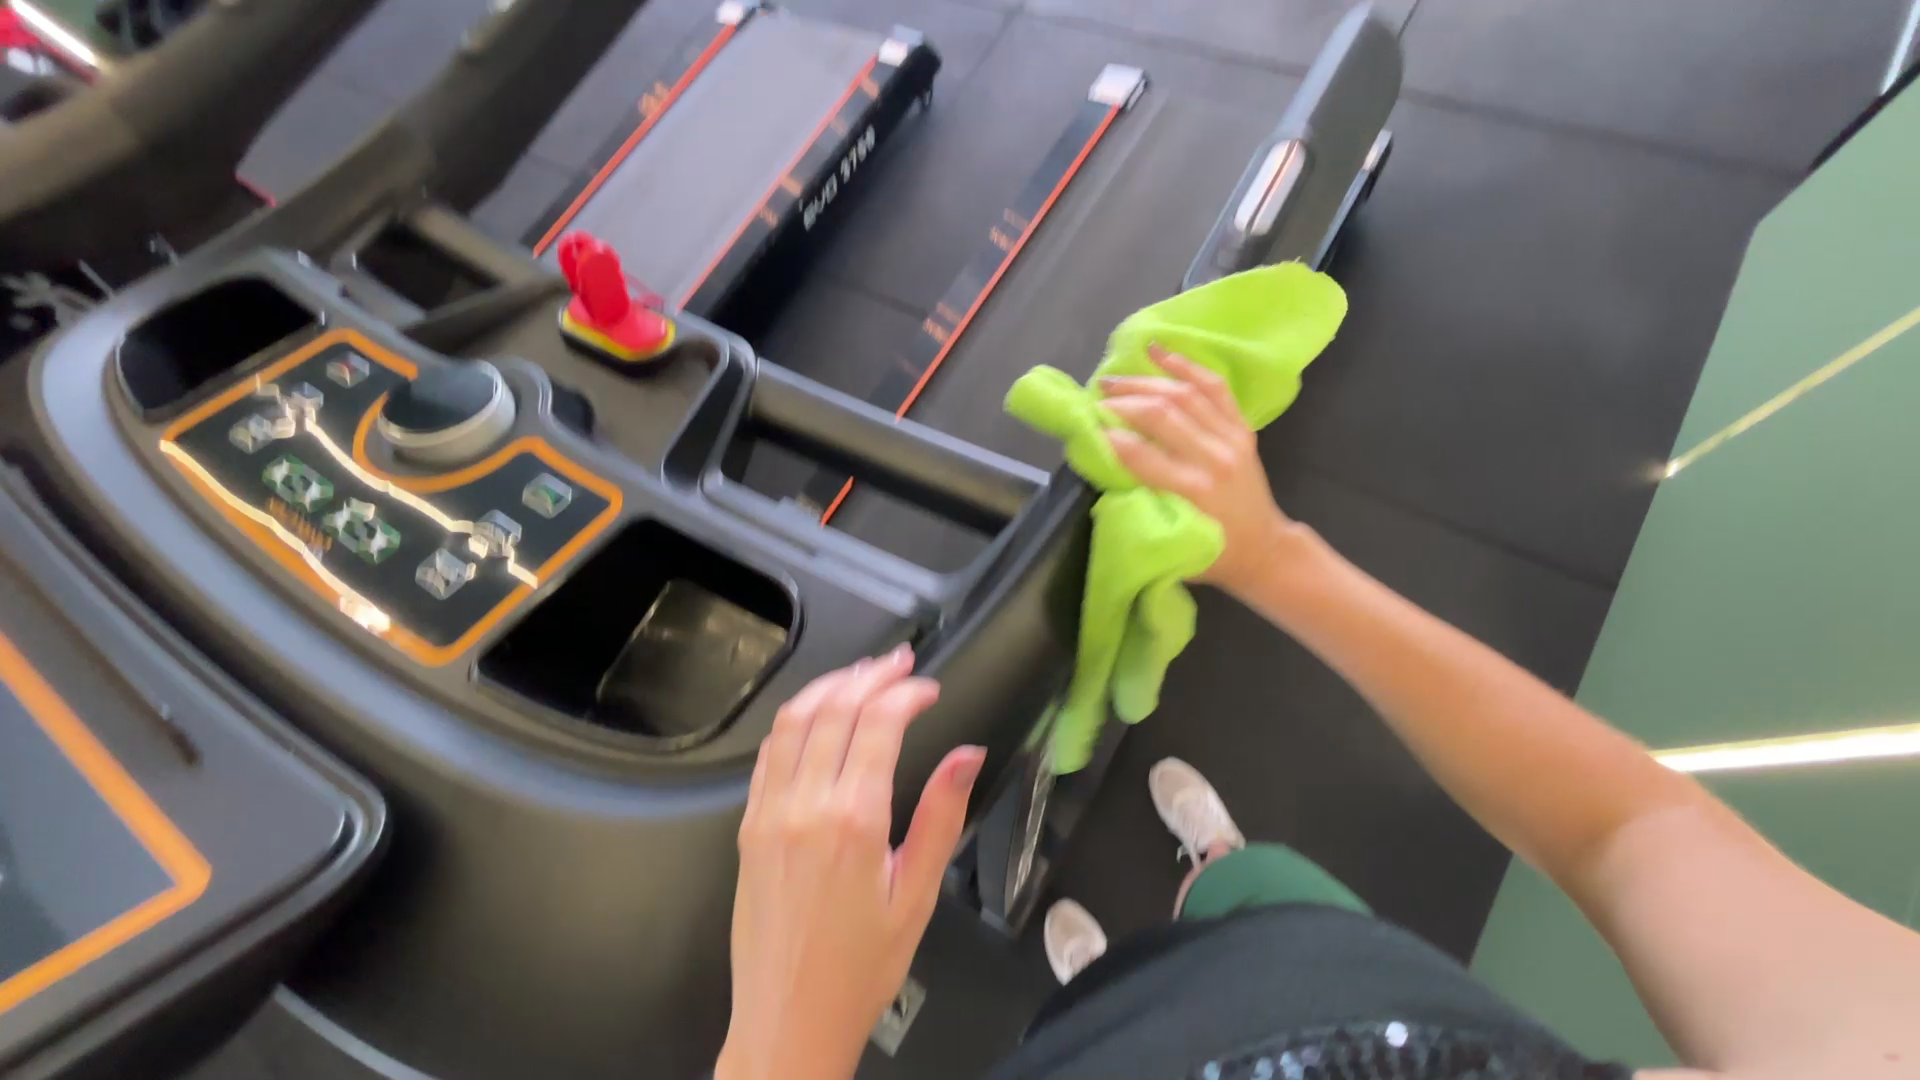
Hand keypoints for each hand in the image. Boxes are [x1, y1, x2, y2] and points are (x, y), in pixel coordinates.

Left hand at [718, 646, 985, 1079]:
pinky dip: (794, 718)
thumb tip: (967, 755)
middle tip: (900, 662)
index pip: (878, 722)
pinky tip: (814, 712)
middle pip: (835, 707)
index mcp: (852, 819)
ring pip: (794, 718)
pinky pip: (769, 752)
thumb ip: (942, 816)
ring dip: (830, 684)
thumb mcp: (917, 894)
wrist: (788, 1018)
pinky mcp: (750, 825)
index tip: (929, 688)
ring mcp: (770, 811)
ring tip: (861, 672)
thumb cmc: (860, 966)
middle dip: (871, 674)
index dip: (907, 692)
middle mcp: (805, 804)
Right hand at [1101, 344, 1292, 596]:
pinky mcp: (1242, 429)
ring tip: (1112, 378)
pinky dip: (1186, 366)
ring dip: (1144, 382)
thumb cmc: (1210, 556)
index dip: (1108, 436)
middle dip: (1122, 402)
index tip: (1085, 427)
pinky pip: (1214, 387)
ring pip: (1184, 394)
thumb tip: (1105, 467)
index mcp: (1192, 490)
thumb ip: (1139, 505)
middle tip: (1094, 400)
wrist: (1263, 549)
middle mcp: (1213, 458)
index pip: (1140, 453)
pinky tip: (1159, 352)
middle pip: (1161, 414)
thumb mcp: (1169, 540)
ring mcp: (1231, 439)